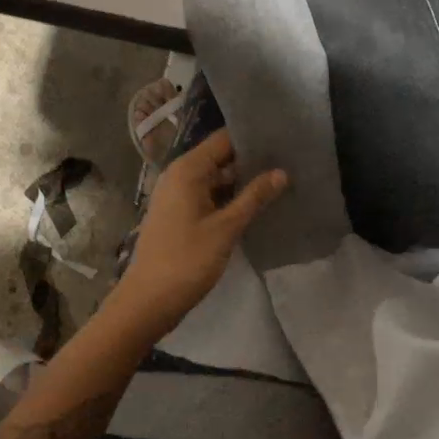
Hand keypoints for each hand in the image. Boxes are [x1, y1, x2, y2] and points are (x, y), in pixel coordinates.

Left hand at [105, 129, 288, 341]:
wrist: (149, 300)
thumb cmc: (187, 260)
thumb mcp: (226, 228)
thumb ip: (254, 197)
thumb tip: (281, 172)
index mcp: (187, 169)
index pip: (223, 139)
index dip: (252, 138)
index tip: (283, 139)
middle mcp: (179, 175)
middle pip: (220, 158)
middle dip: (251, 161)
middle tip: (290, 162)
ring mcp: (177, 196)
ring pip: (216, 179)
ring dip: (242, 182)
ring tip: (281, 181)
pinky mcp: (179, 215)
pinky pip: (208, 197)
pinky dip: (229, 199)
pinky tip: (256, 206)